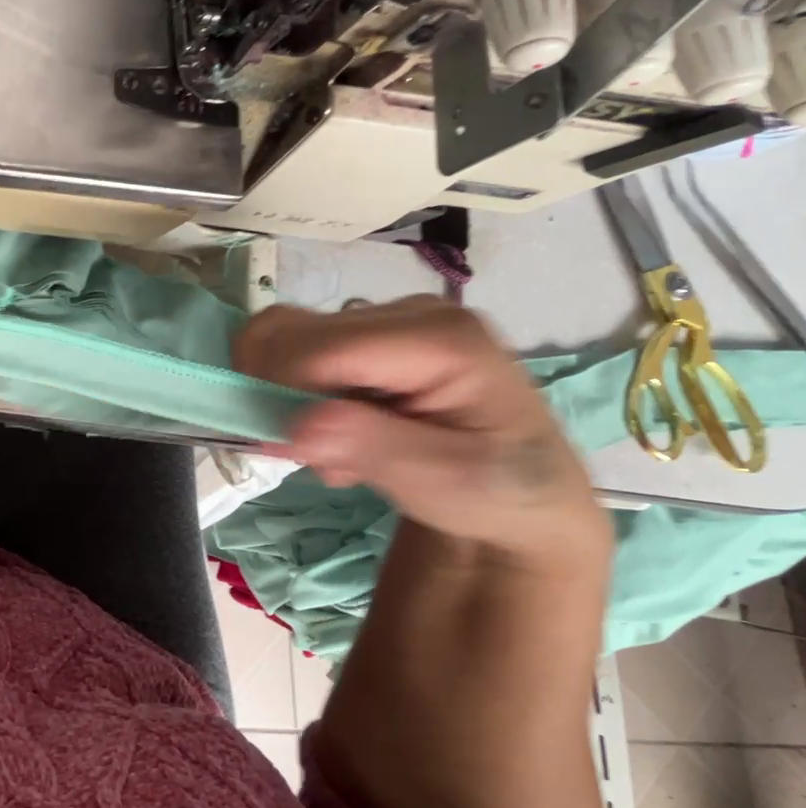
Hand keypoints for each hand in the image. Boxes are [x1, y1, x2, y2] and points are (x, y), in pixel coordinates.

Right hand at [232, 296, 606, 557]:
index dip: (283, 390)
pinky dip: (291, 389)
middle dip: (281, 394)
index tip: (293, 448)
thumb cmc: (498, 492)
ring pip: (284, 337)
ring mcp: (386, 318)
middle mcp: (410, 312)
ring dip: (283, 393)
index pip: (320, 346)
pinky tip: (334, 426)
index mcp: (442, 339)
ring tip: (331, 443)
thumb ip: (374, 448)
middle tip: (316, 453)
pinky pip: (295, 347)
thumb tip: (298, 424)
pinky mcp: (367, 333)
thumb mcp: (448, 483)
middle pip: (293, 332)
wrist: (527, 495)